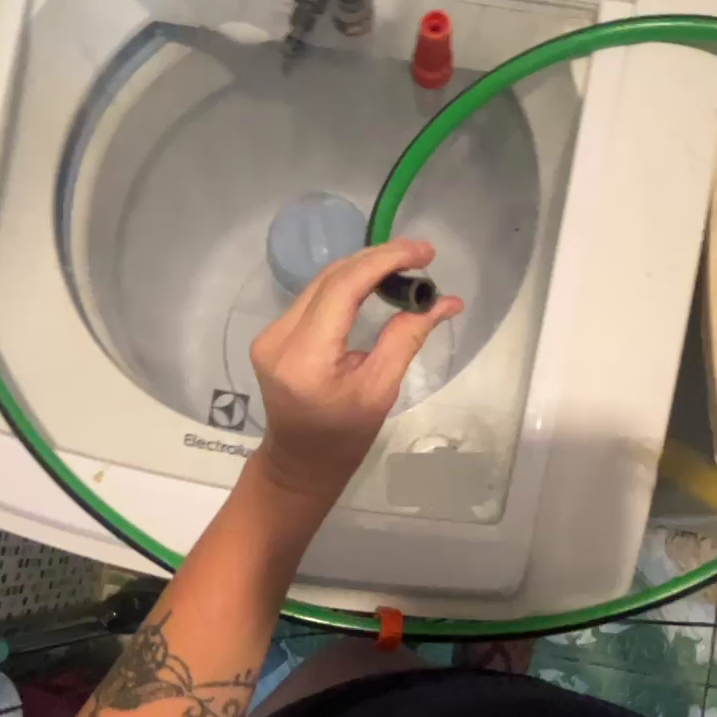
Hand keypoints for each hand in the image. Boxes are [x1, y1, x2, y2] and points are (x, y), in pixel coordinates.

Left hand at [248, 239, 462, 500]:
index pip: (343, 288)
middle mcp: (278, 338)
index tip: (423, 253)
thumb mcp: (381, 391)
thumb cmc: (344, 438)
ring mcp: (270, 335)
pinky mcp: (272, 336)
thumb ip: (406, 339)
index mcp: (305, 357)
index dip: (384, 261)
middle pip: (330, 278)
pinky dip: (345, 286)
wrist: (300, 463)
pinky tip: (373, 285)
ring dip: (362, 270)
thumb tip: (446, 302)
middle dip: (377, 260)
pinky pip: (312, 298)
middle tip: (420, 257)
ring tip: (403, 268)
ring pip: (320, 284)